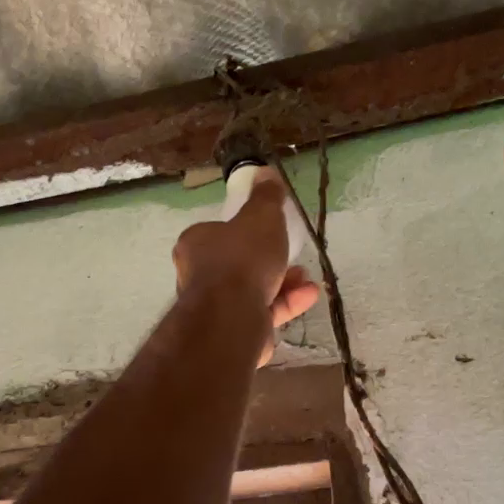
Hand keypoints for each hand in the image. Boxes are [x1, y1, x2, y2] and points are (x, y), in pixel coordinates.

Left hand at [173, 168, 320, 363]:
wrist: (233, 316)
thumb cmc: (243, 259)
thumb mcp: (261, 217)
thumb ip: (266, 197)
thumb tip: (266, 173)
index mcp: (195, 245)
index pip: (217, 233)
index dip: (244, 231)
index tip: (269, 230)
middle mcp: (198, 276)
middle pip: (238, 263)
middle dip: (270, 260)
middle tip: (292, 254)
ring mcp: (215, 307)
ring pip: (253, 289)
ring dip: (283, 282)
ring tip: (306, 278)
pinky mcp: (233, 331)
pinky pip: (262, 312)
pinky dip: (285, 303)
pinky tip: (308, 295)